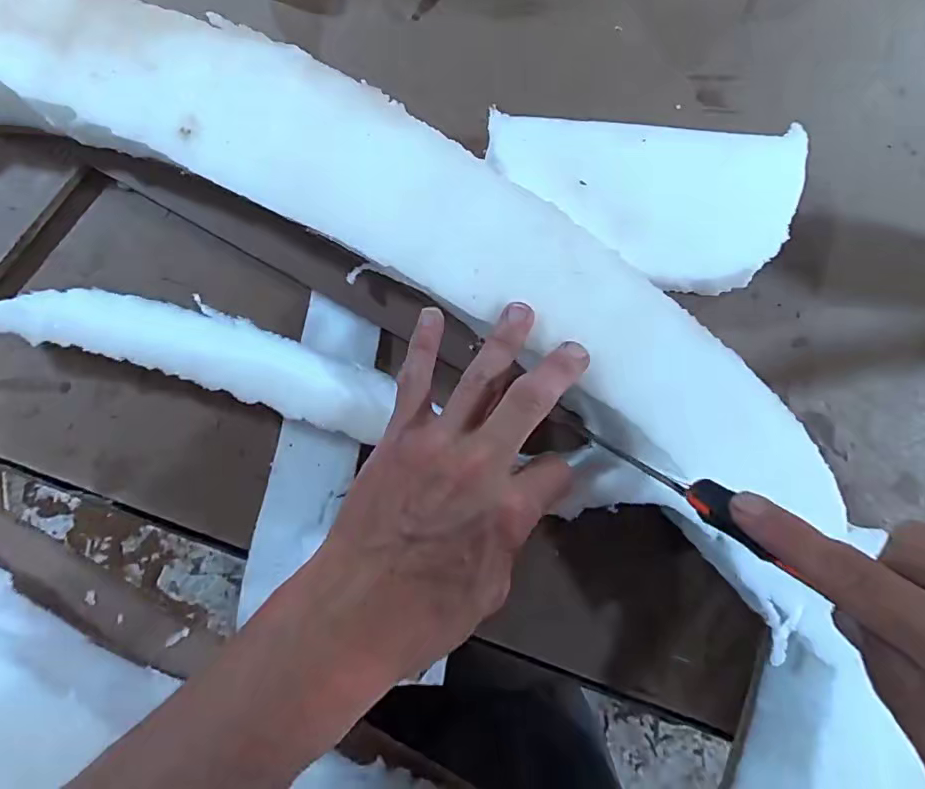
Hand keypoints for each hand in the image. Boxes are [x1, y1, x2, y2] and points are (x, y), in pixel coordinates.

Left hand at [70, 302, 586, 788]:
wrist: (349, 613)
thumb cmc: (425, 614)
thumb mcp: (492, 588)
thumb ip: (514, 536)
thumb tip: (527, 501)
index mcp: (508, 509)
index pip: (557, 472)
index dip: (567, 471)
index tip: (564, 472)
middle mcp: (479, 464)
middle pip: (528, 404)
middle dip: (557, 372)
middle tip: (575, 349)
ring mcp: (436, 443)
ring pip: (478, 380)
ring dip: (503, 343)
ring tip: (521, 311)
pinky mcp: (399, 436)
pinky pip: (415, 382)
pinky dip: (424, 346)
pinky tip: (432, 316)